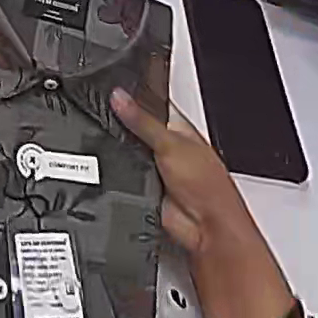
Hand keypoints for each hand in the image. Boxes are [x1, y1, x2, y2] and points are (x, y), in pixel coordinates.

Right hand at [113, 88, 293, 317]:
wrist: (207, 232)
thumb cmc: (209, 188)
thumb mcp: (171, 143)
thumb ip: (142, 121)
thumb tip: (120, 97)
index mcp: (178, 127)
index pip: (151, 102)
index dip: (133, 95)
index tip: (113, 86)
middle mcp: (167, 145)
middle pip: (135, 127)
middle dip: (122, 123)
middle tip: (107, 113)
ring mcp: (154, 167)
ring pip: (127, 150)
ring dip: (121, 149)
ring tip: (112, 143)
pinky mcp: (142, 186)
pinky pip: (123, 172)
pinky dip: (117, 171)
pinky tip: (112, 167)